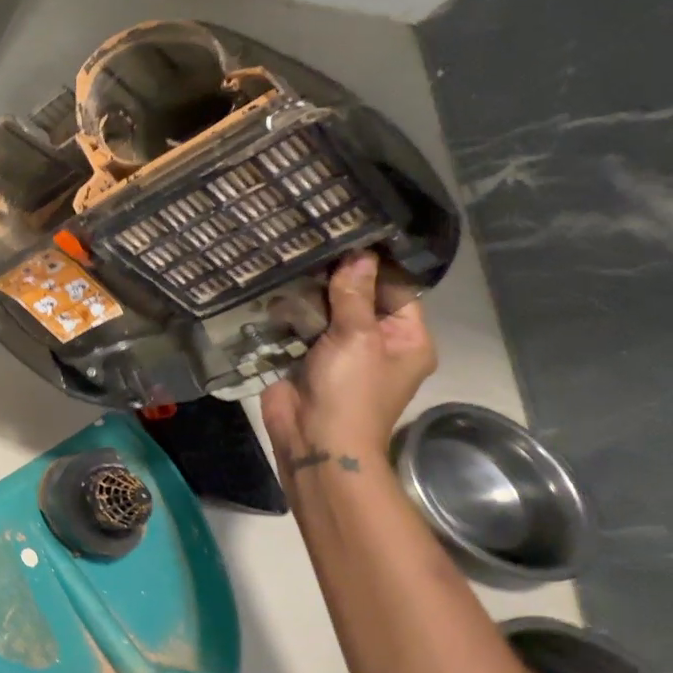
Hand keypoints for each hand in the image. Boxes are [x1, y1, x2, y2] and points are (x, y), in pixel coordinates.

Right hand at [262, 252, 436, 472]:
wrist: (315, 438)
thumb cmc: (351, 391)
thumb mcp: (358, 337)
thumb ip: (355, 295)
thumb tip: (360, 255)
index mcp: (406, 340)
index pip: (396, 291)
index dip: (374, 266)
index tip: (347, 234)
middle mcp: (375, 342)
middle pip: (357, 298)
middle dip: (334, 276)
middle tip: (306, 240)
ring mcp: (338, 351)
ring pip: (324, 311)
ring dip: (305, 293)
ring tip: (283, 257)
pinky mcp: (304, 357)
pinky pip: (297, 326)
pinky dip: (284, 311)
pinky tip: (267, 287)